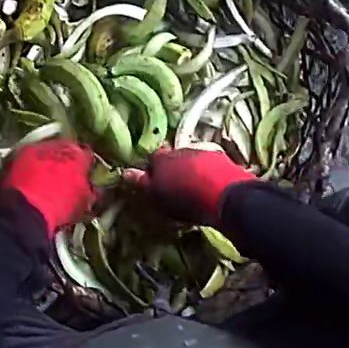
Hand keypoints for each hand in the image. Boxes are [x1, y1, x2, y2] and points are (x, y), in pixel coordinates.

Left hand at [0, 139, 96, 233]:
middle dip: (66, 162)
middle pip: (66, 151)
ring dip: (48, 162)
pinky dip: (32, 167)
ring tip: (47, 179)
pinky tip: (31, 180)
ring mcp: (36, 148)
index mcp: (79, 154)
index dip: (86, 168)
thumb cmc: (60, 207)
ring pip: (46, 153)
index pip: (87, 156)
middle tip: (65, 178)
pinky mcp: (18, 155)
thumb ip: (90, 191)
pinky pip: (30, 159)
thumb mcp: (83, 203)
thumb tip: (92, 189)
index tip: (84, 177)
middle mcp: (58, 145)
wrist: (26, 211)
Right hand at [135, 147, 254, 224]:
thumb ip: (141, 183)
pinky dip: (209, 174)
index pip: (152, 158)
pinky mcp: (223, 160)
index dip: (152, 169)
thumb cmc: (182, 197)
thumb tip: (125, 172)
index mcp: (160, 158)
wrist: (223, 195)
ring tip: (194, 188)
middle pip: (173, 157)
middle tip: (174, 185)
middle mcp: (180, 150)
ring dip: (192, 170)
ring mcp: (203, 152)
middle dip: (173, 168)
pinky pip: (211, 166)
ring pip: (192, 160)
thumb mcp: (155, 195)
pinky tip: (211, 187)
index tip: (153, 180)